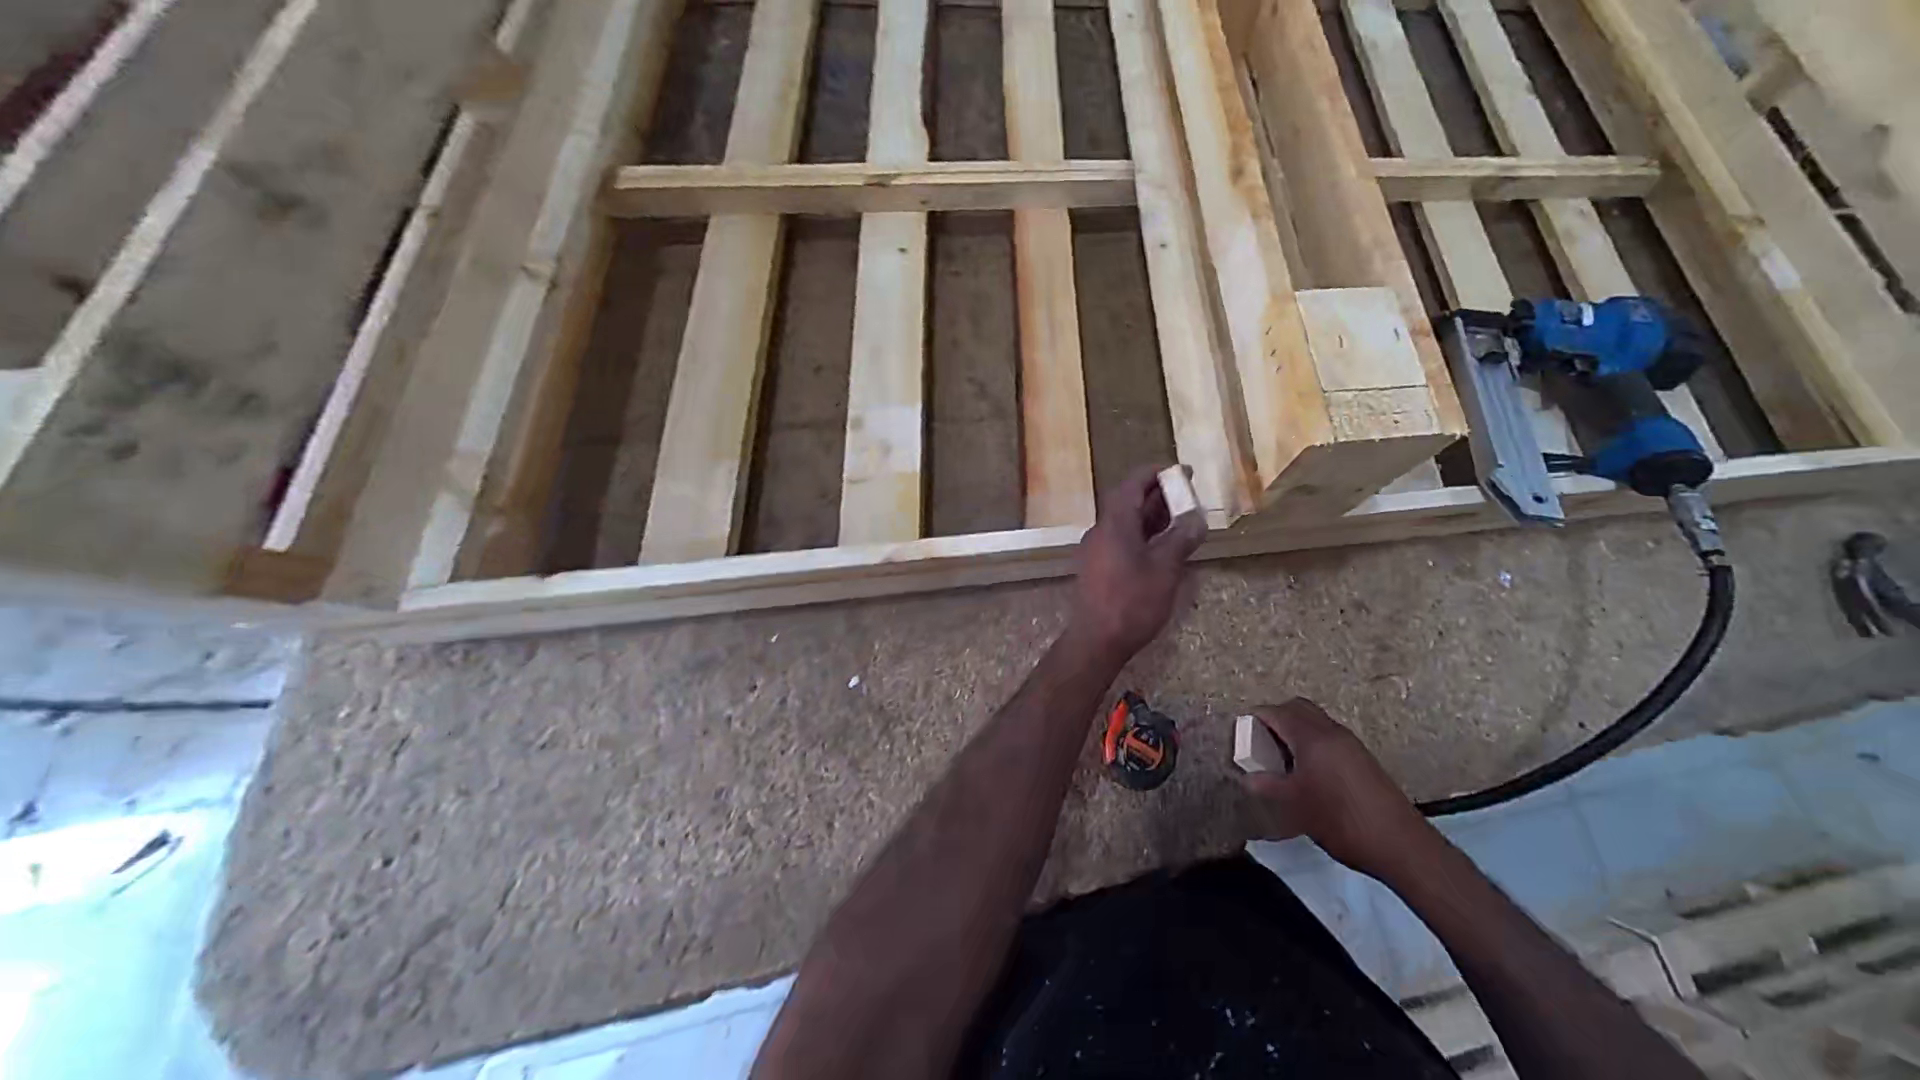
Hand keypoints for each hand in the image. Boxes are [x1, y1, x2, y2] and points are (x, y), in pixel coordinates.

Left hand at [1069, 465, 1206, 659]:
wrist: (1096, 641)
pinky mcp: (1097, 569)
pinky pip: (1121, 541)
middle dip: (1158, 496)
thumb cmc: (1131, 601)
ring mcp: (1096, 551)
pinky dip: (1143, 536)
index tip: (1180, 472)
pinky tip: (1163, 548)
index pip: (1132, 485)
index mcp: (1114, 523)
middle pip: (1128, 503)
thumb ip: (1181, 539)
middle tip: (1188, 495)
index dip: (1155, 474)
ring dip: (1152, 518)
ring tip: (1182, 519)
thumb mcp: (1165, 568)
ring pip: (1125, 524)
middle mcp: (1100, 531)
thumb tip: (1196, 519)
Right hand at [1239, 699, 1437, 881]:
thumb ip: (1267, 785)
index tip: (1240, 736)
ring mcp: (1351, 745)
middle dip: (1276, 719)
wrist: (1400, 845)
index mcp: (1312, 737)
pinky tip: (1307, 773)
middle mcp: (1332, 732)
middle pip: (1298, 708)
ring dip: (1295, 732)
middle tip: (1261, 744)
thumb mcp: (1294, 804)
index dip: (1254, 719)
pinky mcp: (1362, 760)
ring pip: (1315, 722)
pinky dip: (1311, 744)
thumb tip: (1248, 777)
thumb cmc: (1340, 819)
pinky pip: (1328, 738)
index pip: (1276, 712)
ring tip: (1281, 761)